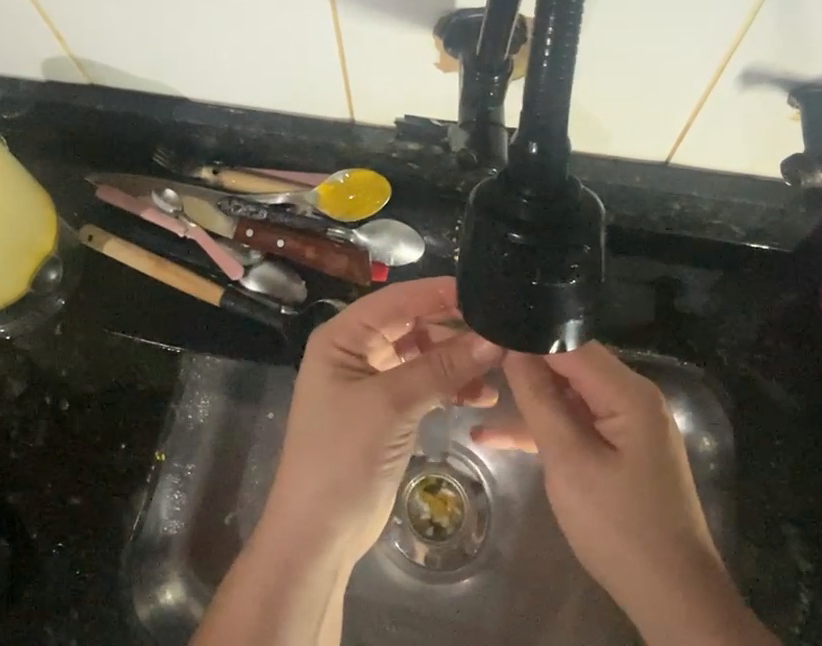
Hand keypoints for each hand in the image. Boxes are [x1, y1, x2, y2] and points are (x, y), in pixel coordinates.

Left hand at [260, 276, 505, 567]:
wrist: (319, 530)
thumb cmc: (343, 456)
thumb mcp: (392, 405)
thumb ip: (441, 368)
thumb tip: (493, 339)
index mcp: (343, 336)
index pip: (396, 300)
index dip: (438, 293)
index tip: (486, 292)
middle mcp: (355, 351)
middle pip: (411, 324)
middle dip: (453, 328)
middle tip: (502, 332)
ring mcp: (371, 382)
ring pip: (422, 355)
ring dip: (456, 359)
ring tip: (499, 368)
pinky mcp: (387, 411)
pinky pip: (424, 384)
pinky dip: (450, 386)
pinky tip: (482, 395)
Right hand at [485, 344, 776, 645]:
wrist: (672, 597)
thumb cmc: (619, 526)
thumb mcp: (568, 460)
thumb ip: (539, 399)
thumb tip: (512, 347)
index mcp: (628, 392)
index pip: (569, 343)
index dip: (525, 334)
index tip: (481, 329)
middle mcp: (633, 398)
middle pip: (569, 364)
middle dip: (522, 360)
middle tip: (470, 353)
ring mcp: (629, 424)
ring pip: (568, 394)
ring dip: (527, 397)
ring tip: (473, 386)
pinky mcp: (621, 449)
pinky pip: (577, 424)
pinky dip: (543, 428)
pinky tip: (494, 434)